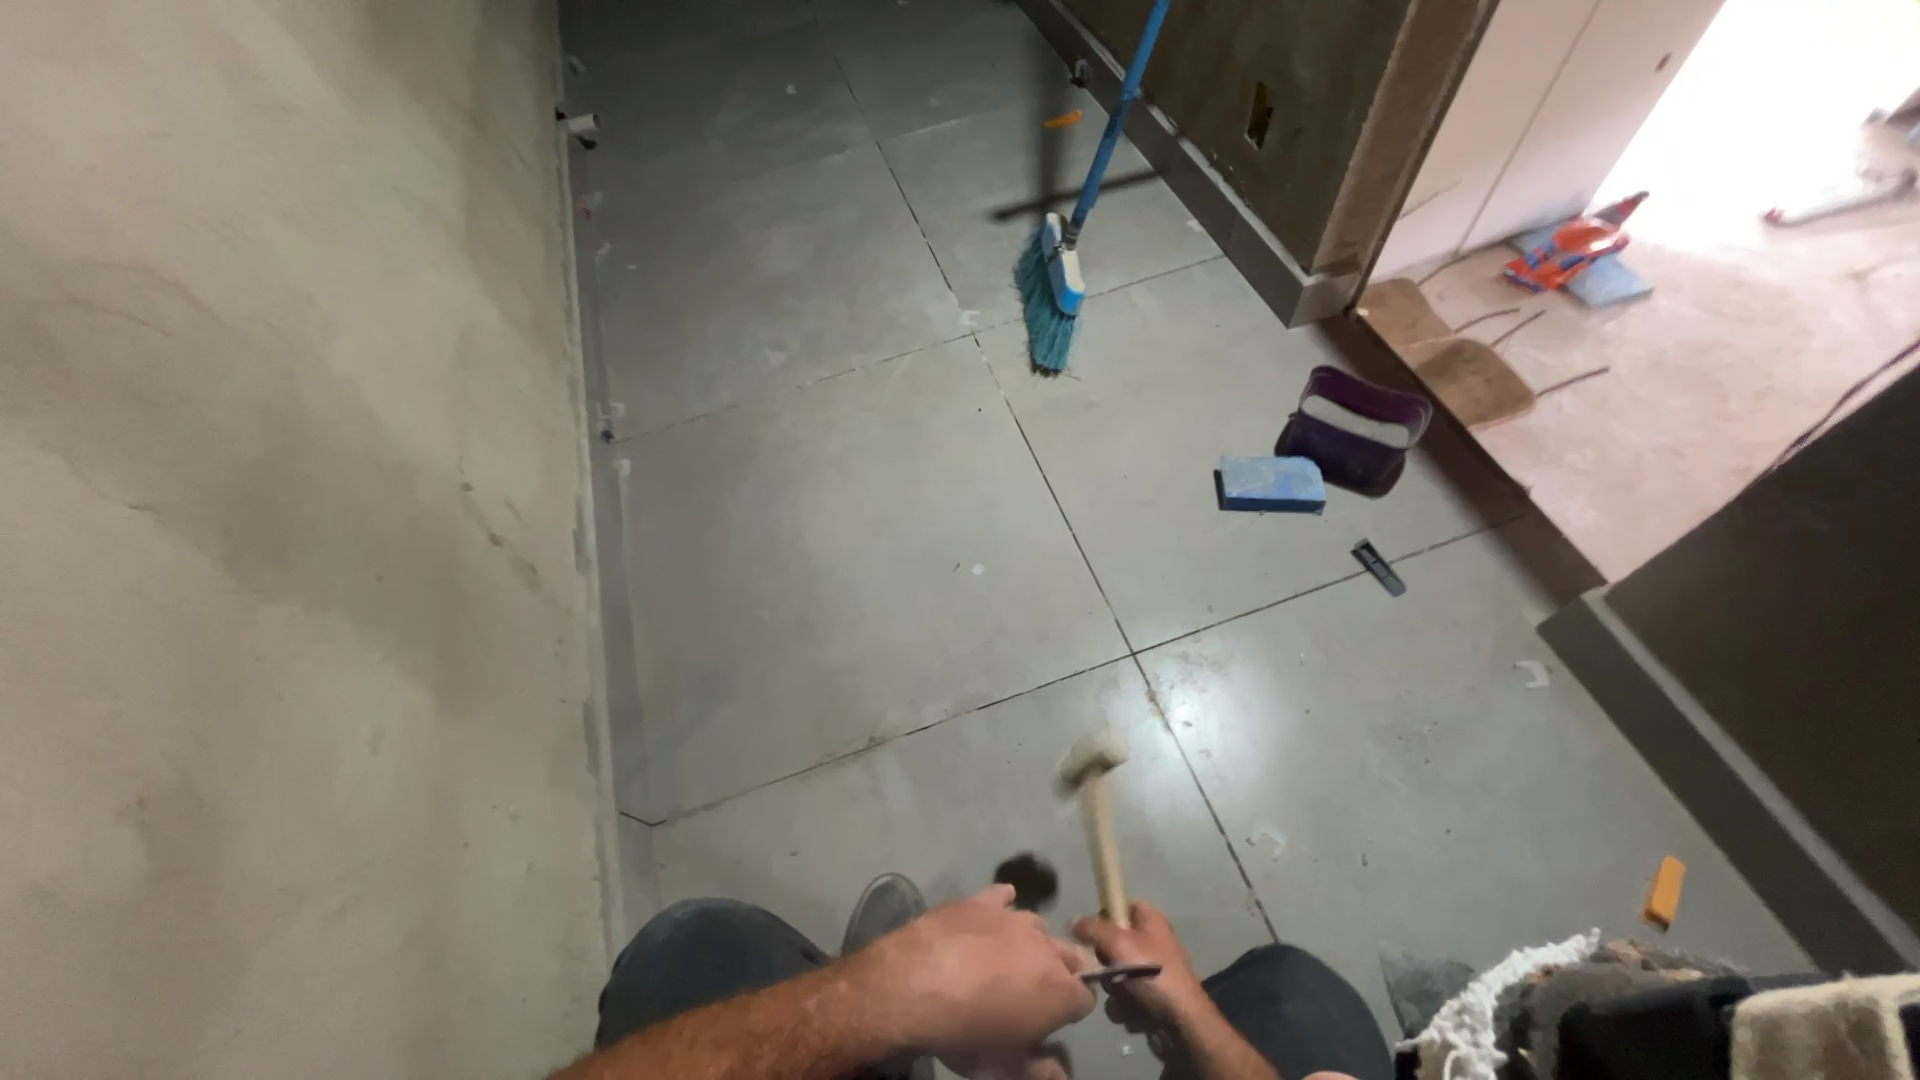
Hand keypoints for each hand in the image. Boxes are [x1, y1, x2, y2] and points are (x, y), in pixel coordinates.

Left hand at [854, 884, 1096, 1057]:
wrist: (916, 986)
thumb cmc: (966, 1033)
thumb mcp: (1006, 1067)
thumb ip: (1042, 1068)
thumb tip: (1060, 1072)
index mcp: (1060, 990)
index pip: (1084, 997)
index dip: (1069, 1009)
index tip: (1050, 1019)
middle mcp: (1045, 946)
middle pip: (1069, 955)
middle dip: (1060, 972)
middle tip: (1033, 991)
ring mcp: (1013, 918)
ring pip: (1037, 926)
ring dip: (1031, 942)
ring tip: (1008, 960)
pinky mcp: (982, 900)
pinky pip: (1002, 896)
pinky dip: (1003, 904)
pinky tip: (993, 913)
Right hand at [1070, 901, 1206, 1022]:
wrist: (1182, 1023)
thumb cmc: (1152, 974)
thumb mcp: (1117, 943)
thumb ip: (1091, 929)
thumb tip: (1072, 921)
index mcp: (1150, 920)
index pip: (1120, 904)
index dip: (1104, 916)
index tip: (1091, 932)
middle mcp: (1152, 942)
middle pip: (1113, 943)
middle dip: (1106, 962)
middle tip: (1108, 970)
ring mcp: (1153, 972)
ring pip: (1116, 974)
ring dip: (1114, 989)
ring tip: (1124, 997)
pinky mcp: (1152, 998)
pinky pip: (1125, 997)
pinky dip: (1126, 1007)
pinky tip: (1133, 1014)